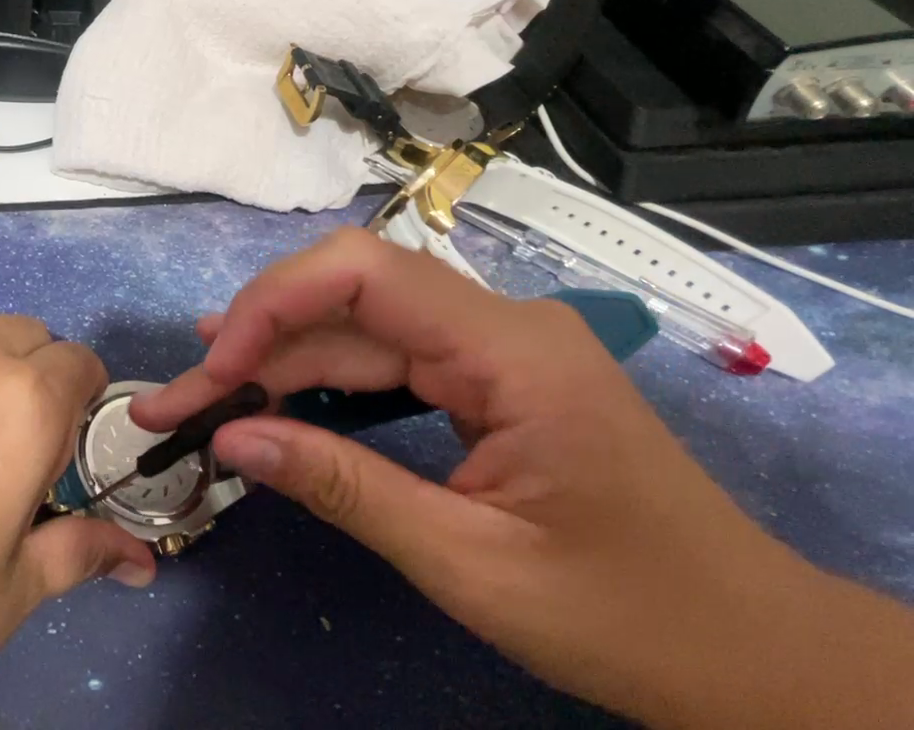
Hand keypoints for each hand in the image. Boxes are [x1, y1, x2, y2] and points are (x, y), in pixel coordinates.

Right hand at [132, 228, 913, 729]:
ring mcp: (491, 350)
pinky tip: (261, 390)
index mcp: (511, 349)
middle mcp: (498, 326)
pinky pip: (379, 360)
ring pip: (352, 329)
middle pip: (344, 299)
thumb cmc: (628, 616)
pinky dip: (314, 380)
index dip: (269, 305)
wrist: (753, 655)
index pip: (361, 274)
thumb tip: (230, 439)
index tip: (212, 370)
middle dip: (251, 343)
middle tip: (176, 401)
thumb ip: (342, 488)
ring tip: (197, 398)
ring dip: (271, 363)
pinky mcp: (482, 379)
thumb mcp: (470, 563)